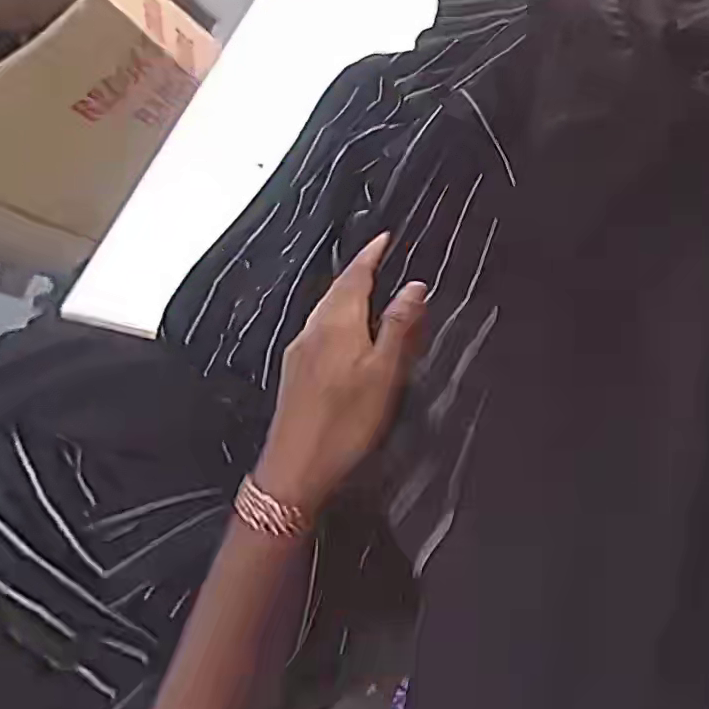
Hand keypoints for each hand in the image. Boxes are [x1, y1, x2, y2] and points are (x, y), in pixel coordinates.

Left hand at [254, 233, 426, 515]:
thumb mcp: (384, 371)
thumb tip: (414, 286)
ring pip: (327, 308)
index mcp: (337, 324)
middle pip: (337, 289)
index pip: (355, 276)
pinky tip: (348, 328)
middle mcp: (313, 331)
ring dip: (349, 292)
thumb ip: (398, 325)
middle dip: (360, 270)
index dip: (371, 254)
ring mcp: (300, 351)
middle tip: (381, 257)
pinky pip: (321, 327)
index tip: (385, 237)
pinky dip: (340, 314)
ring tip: (370, 286)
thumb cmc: (345, 421)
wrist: (294, 470)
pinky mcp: (296, 370)